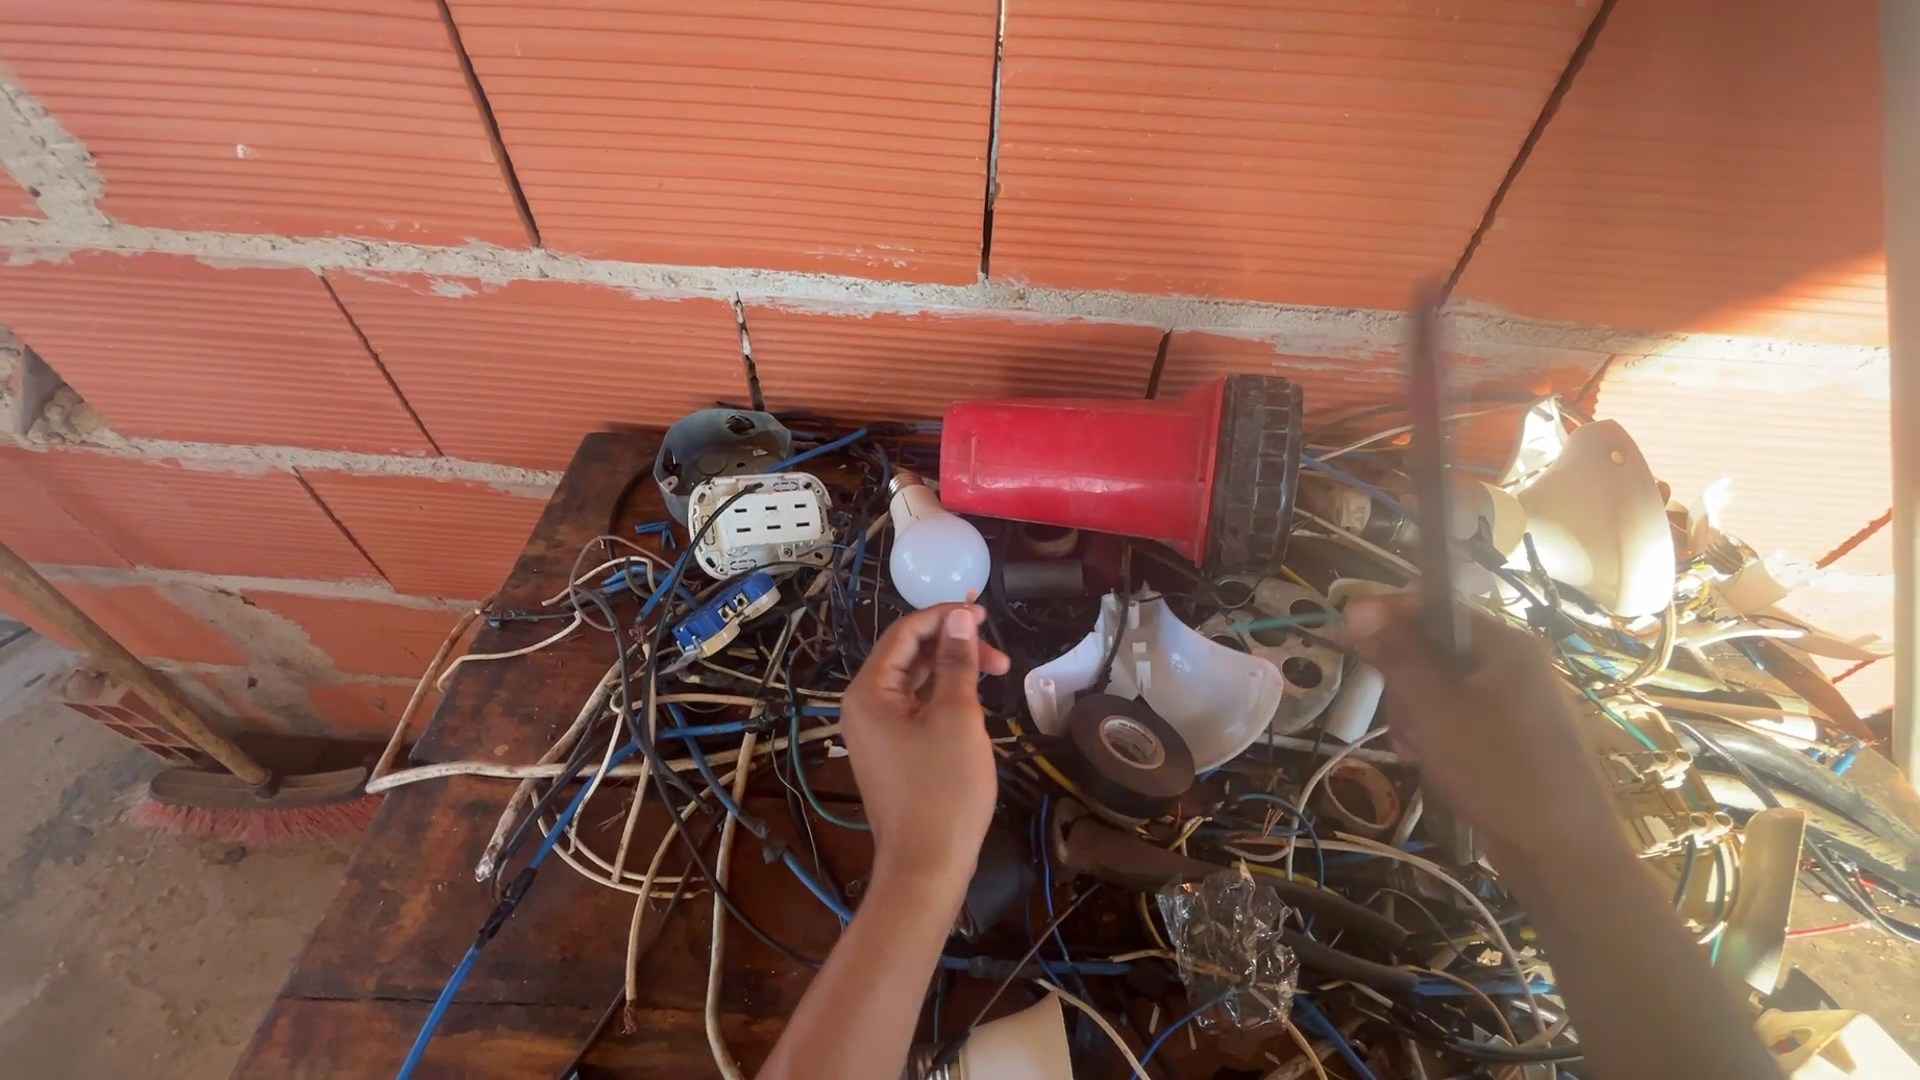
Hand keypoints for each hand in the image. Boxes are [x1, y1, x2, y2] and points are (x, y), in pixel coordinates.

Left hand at [839, 604, 1010, 895]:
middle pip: (910, 655)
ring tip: (998, 674)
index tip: (984, 613)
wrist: (927, 867)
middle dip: (954, 645)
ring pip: (917, 681)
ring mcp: (877, 729)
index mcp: (869, 690)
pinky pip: (918, 707)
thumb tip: (959, 616)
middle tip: (999, 654)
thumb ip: (956, 661)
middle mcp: (864, 704)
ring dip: (954, 670)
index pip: (904, 633)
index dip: (944, 616)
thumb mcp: (956, 715)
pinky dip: (946, 696)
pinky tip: (976, 700)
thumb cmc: (943, 788)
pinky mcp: (893, 749)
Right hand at [1342, 595, 1626, 869]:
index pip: (1431, 606)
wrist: (1560, 853)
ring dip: (1414, 711)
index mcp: (1505, 645)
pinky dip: (1434, 732)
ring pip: (1438, 686)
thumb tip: (1356, 606)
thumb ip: (1395, 652)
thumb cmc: (1495, 767)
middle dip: (1402, 680)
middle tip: (1398, 714)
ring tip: (1416, 747)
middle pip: (1431, 648)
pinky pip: (1456, 715)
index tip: (1342, 635)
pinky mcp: (1512, 736)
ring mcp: (1516, 702)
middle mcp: (1514, 664)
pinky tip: (1430, 760)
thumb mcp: (1432, 705)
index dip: (1383, 615)